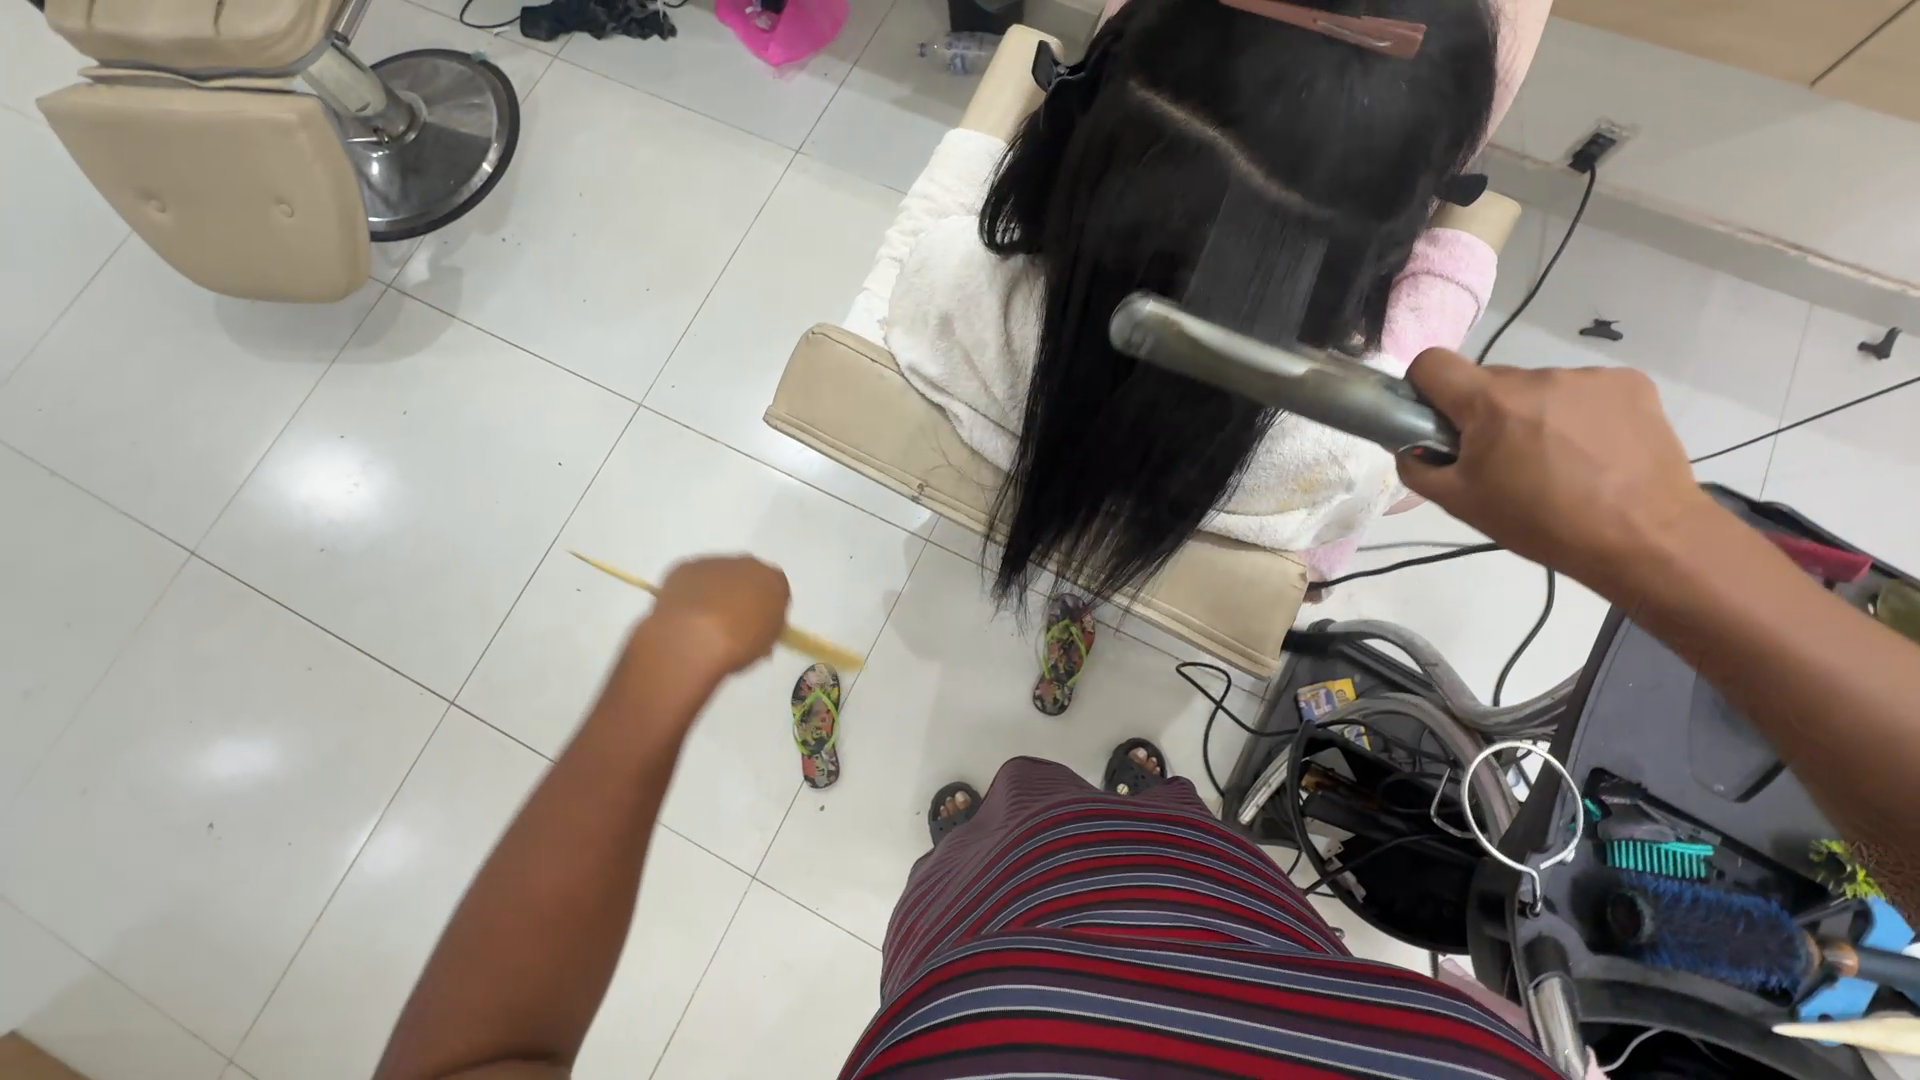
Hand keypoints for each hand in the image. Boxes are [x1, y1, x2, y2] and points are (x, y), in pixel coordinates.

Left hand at [640, 555, 790, 676]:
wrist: (695, 638)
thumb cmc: (739, 645)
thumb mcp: (765, 643)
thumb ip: (765, 626)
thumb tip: (756, 625)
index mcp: (774, 580)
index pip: (776, 588)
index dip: (767, 607)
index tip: (759, 625)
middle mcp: (747, 564)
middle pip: (747, 576)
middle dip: (741, 594)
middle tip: (732, 622)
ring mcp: (713, 563)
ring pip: (718, 576)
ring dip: (715, 592)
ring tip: (703, 621)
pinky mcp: (684, 566)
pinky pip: (692, 579)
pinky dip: (690, 592)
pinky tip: (685, 614)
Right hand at [1395, 348, 1716, 589]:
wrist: (1644, 536)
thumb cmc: (1539, 523)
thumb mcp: (1459, 503)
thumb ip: (1416, 466)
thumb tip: (1408, 443)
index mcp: (1490, 402)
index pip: (1432, 363)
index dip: (1423, 388)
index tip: (1435, 421)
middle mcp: (1538, 376)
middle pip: (1487, 382)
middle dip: (1483, 413)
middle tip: (1501, 459)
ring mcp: (1589, 377)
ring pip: (1535, 389)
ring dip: (1531, 415)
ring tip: (1555, 461)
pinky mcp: (1630, 383)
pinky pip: (1580, 391)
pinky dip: (1575, 415)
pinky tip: (1591, 451)